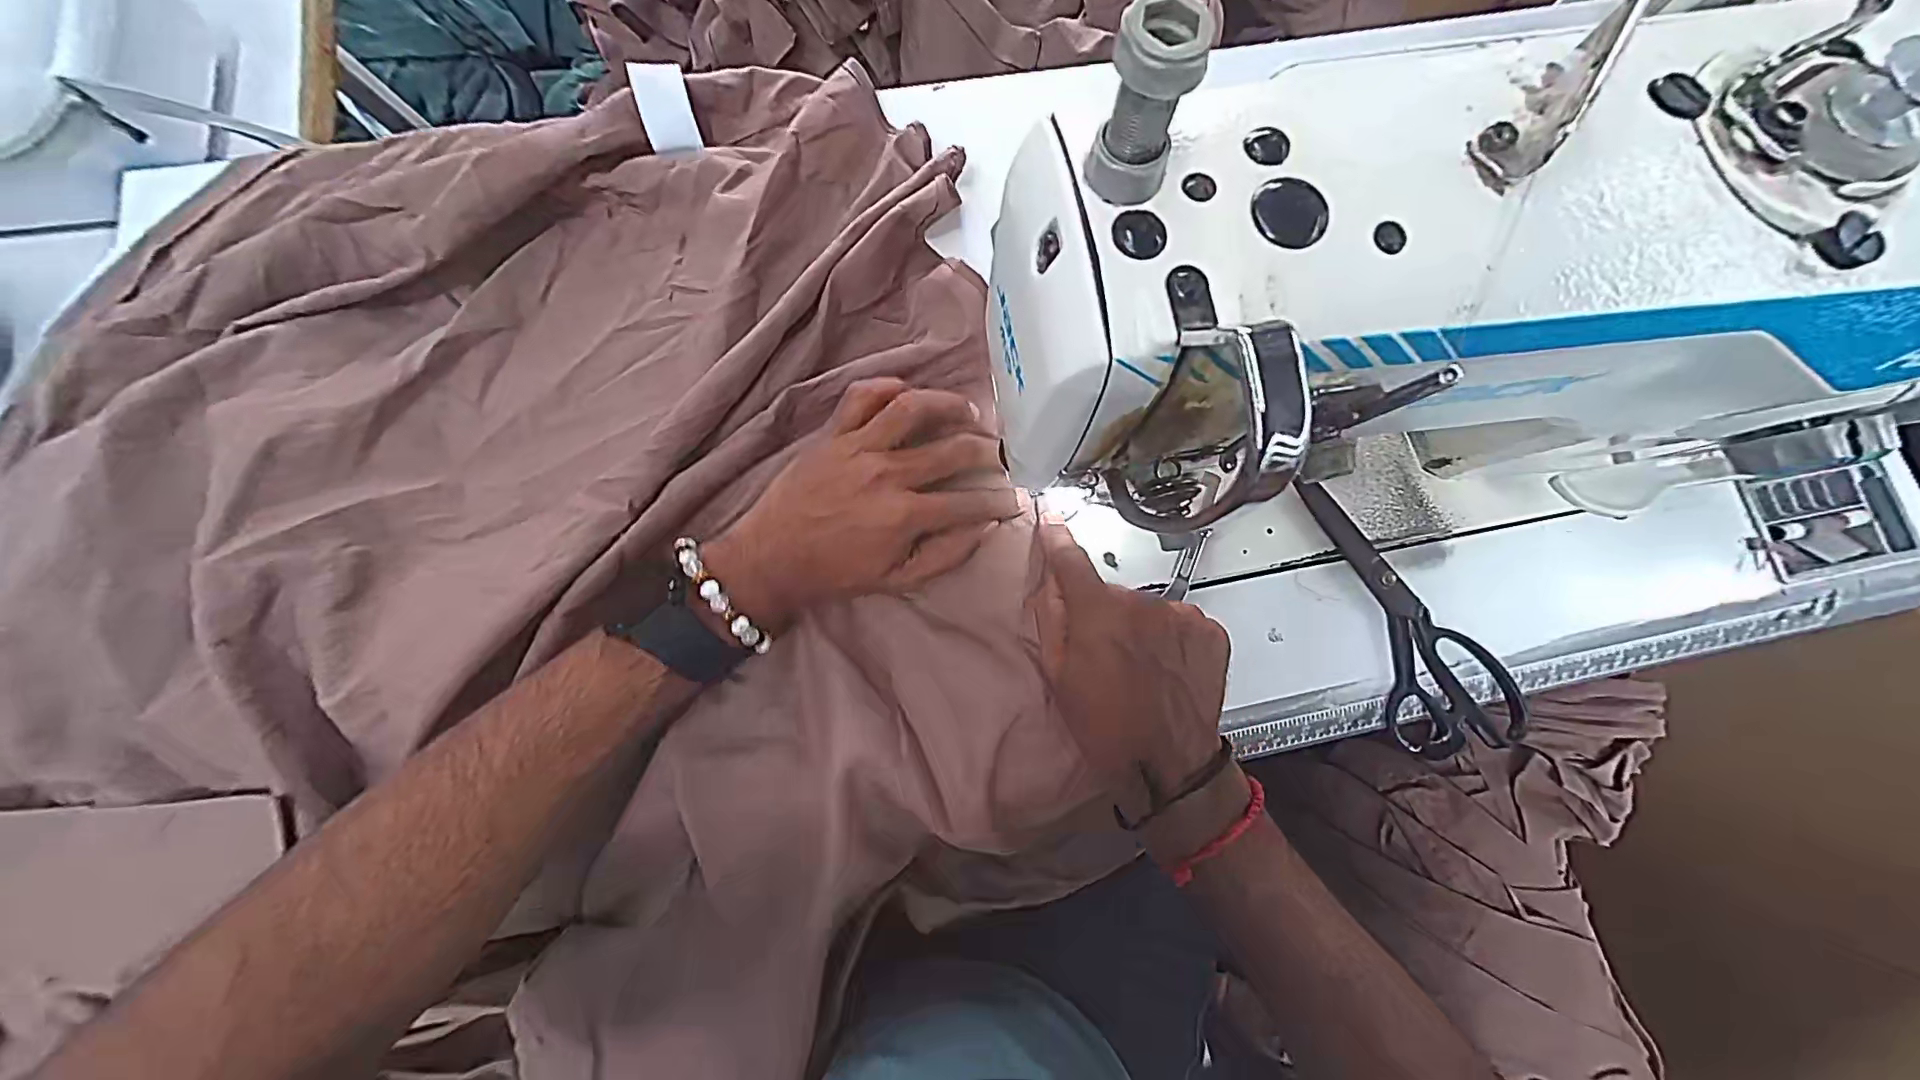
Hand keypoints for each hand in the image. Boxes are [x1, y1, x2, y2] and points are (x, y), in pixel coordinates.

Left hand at [702, 378, 1018, 632]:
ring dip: (948, 405)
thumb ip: (946, 555)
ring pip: (913, 409)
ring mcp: (857, 449)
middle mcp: (886, 475)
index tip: (1013, 496)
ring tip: (968, 410)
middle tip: (1001, 454)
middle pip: (954, 449)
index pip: (968, 501)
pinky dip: (886, 387)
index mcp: (904, 516)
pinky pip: (862, 397)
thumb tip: (984, 528)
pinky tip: (905, 394)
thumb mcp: (897, 580)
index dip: (999, 499)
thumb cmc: (836, 573)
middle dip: (989, 451)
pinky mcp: (832, 435)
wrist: (772, 558)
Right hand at [1031, 513, 1230, 812]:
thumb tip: (1048, 585)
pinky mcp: (1208, 629)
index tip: (1052, 519)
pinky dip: (1171, 637)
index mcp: (1097, 613)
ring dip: (1141, 628)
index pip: (1072, 560)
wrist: (1169, 763)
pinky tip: (1167, 667)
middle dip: (1104, 614)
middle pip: (1111, 592)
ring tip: (1141, 669)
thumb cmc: (1106, 728)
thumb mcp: (1059, 677)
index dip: (1058, 538)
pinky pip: (1178, 619)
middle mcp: (1140, 604)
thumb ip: (1050, 621)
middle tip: (1106, 655)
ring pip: (1147, 608)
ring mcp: (1180, 614)